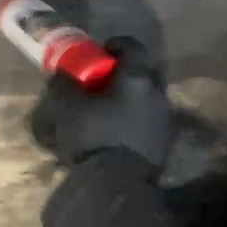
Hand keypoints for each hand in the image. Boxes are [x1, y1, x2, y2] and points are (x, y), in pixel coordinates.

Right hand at [27, 0, 171, 168]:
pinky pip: (148, 119)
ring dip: (130, 97)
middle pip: (143, 73)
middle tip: (101, 79)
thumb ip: (63, 85)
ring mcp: (165, 120)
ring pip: (147, 97)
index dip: (117, 44)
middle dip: (123, 72)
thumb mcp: (66, 107)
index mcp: (136, 80)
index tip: (101, 49)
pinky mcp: (164, 142)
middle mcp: (157, 95)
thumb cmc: (93, 135)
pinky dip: (134, 117)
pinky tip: (115, 129)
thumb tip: (61, 73)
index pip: (134, 48)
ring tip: (106, 107)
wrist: (118, 182)